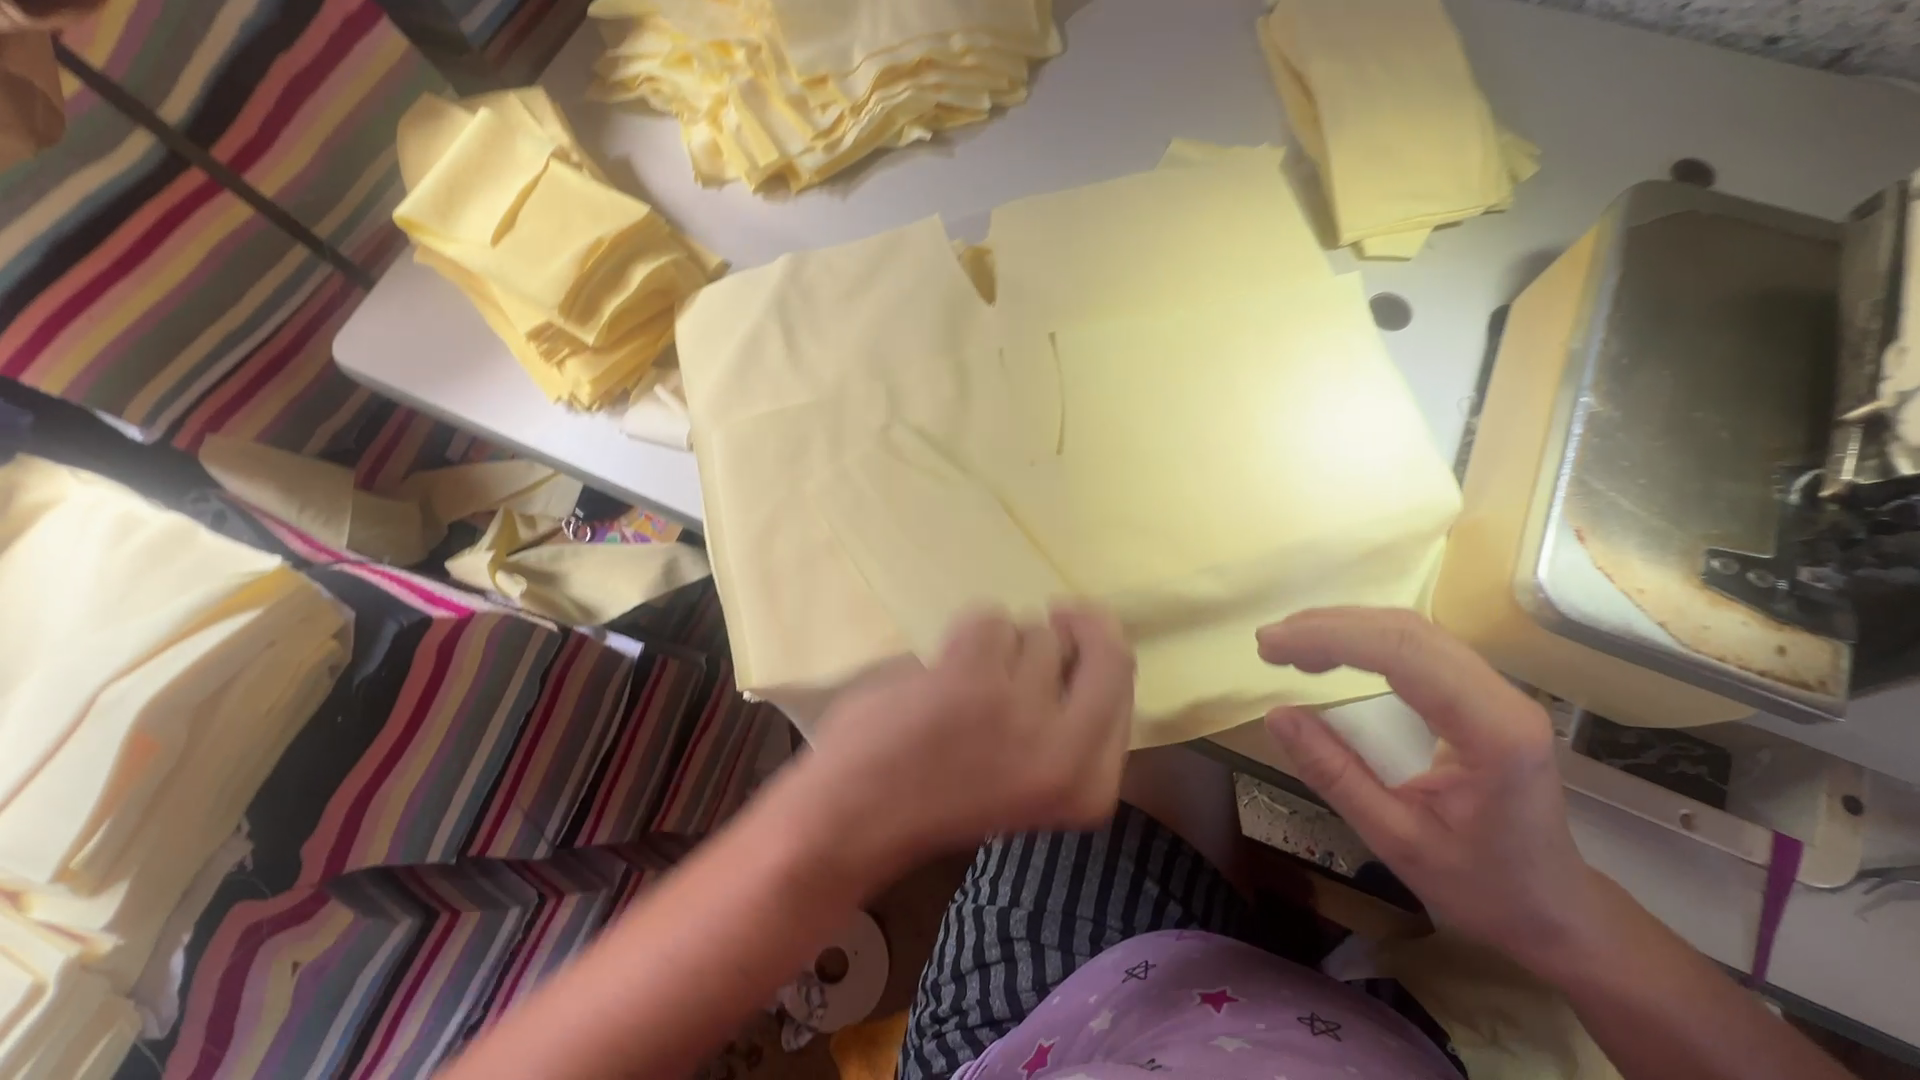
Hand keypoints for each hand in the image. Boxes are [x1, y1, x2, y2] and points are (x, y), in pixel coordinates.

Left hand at [809, 605, 1136, 865]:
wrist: (855, 819)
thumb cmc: (938, 798)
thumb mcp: (1032, 781)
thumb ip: (1066, 727)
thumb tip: (1080, 642)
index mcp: (1090, 786)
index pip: (1123, 686)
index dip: (1101, 648)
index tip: (1077, 630)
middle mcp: (1070, 752)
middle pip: (1102, 650)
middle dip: (1077, 623)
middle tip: (1051, 613)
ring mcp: (1023, 712)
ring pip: (1036, 633)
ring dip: (1001, 646)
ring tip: (964, 685)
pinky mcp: (973, 678)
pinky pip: (989, 621)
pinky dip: (962, 636)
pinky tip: (938, 673)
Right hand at [1256, 607, 1603, 969]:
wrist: (1550, 907)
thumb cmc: (1481, 885)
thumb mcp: (1395, 840)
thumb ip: (1335, 774)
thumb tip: (1276, 714)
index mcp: (1492, 732)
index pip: (1404, 655)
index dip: (1331, 639)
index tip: (1271, 646)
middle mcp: (1502, 698)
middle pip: (1408, 632)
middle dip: (1330, 627)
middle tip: (1269, 644)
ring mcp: (1499, 692)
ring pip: (1414, 632)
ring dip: (1346, 629)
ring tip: (1290, 646)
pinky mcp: (1484, 696)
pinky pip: (1421, 649)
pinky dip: (1367, 642)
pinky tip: (1332, 653)